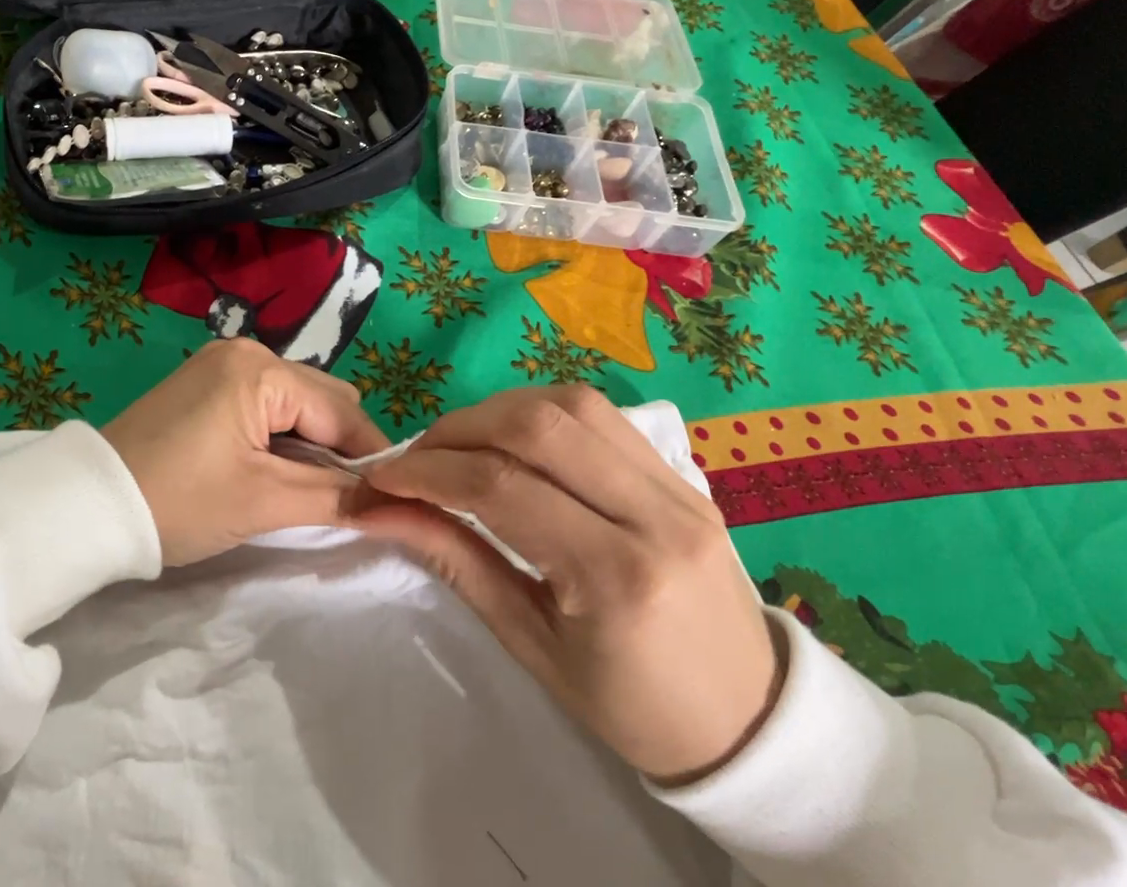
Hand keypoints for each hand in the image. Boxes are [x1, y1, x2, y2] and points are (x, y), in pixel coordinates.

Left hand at [102, 338, 389, 566]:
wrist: (89, 507)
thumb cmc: (178, 501)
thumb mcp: (263, 501)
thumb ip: (339, 497)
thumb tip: (408, 507)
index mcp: (260, 369)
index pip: (343, 412)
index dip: (373, 460)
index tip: (397, 503)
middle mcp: (245, 353)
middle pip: (323, 401)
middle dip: (342, 449)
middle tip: (346, 502)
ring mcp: (220, 367)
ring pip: (295, 405)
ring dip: (312, 445)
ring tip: (309, 491)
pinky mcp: (203, 388)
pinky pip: (265, 407)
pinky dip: (281, 438)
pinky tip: (275, 472)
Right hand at [352, 386, 783, 785]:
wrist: (747, 721)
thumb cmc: (628, 706)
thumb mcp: (528, 644)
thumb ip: (456, 561)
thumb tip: (379, 510)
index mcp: (615, 577)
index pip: (501, 486)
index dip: (426, 472)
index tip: (379, 480)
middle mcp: (656, 515)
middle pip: (540, 425)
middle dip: (457, 429)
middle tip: (414, 459)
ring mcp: (680, 488)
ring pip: (573, 404)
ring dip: (497, 412)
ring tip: (456, 446)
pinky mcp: (684, 477)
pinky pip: (602, 418)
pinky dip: (540, 415)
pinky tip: (510, 443)